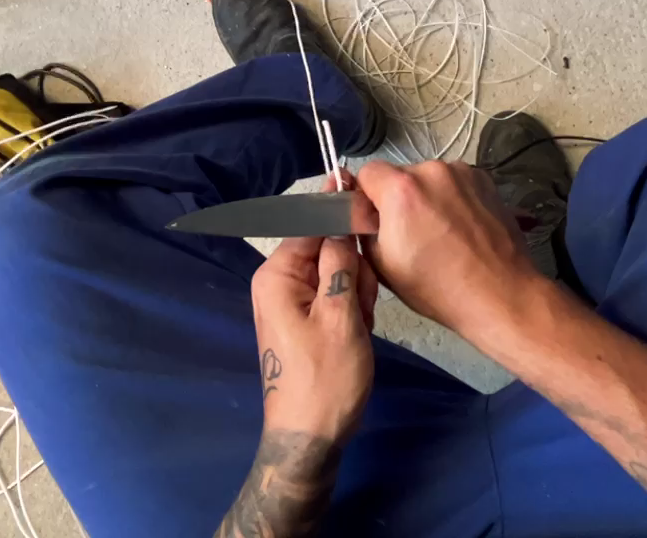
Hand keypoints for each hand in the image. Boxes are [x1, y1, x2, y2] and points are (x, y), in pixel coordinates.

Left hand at [249, 229, 376, 440]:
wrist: (310, 439)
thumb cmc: (325, 377)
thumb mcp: (339, 316)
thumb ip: (341, 261)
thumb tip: (340, 213)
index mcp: (278, 274)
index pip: (310, 222)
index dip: (340, 211)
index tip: (369, 206)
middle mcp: (279, 280)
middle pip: (326, 245)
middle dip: (353, 267)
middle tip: (363, 303)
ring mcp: (291, 299)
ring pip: (335, 269)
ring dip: (356, 290)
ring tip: (360, 324)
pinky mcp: (304, 317)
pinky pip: (333, 293)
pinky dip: (351, 306)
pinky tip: (358, 330)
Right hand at [353, 160, 541, 340]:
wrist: (502, 295)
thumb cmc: (439, 288)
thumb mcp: (382, 265)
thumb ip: (362, 227)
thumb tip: (356, 208)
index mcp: (401, 189)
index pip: (367, 171)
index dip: (366, 196)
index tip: (376, 220)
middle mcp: (431, 170)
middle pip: (399, 174)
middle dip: (398, 197)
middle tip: (410, 232)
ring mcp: (461, 171)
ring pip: (427, 178)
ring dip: (426, 196)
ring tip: (441, 232)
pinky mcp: (484, 178)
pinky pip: (453, 181)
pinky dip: (451, 197)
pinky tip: (461, 226)